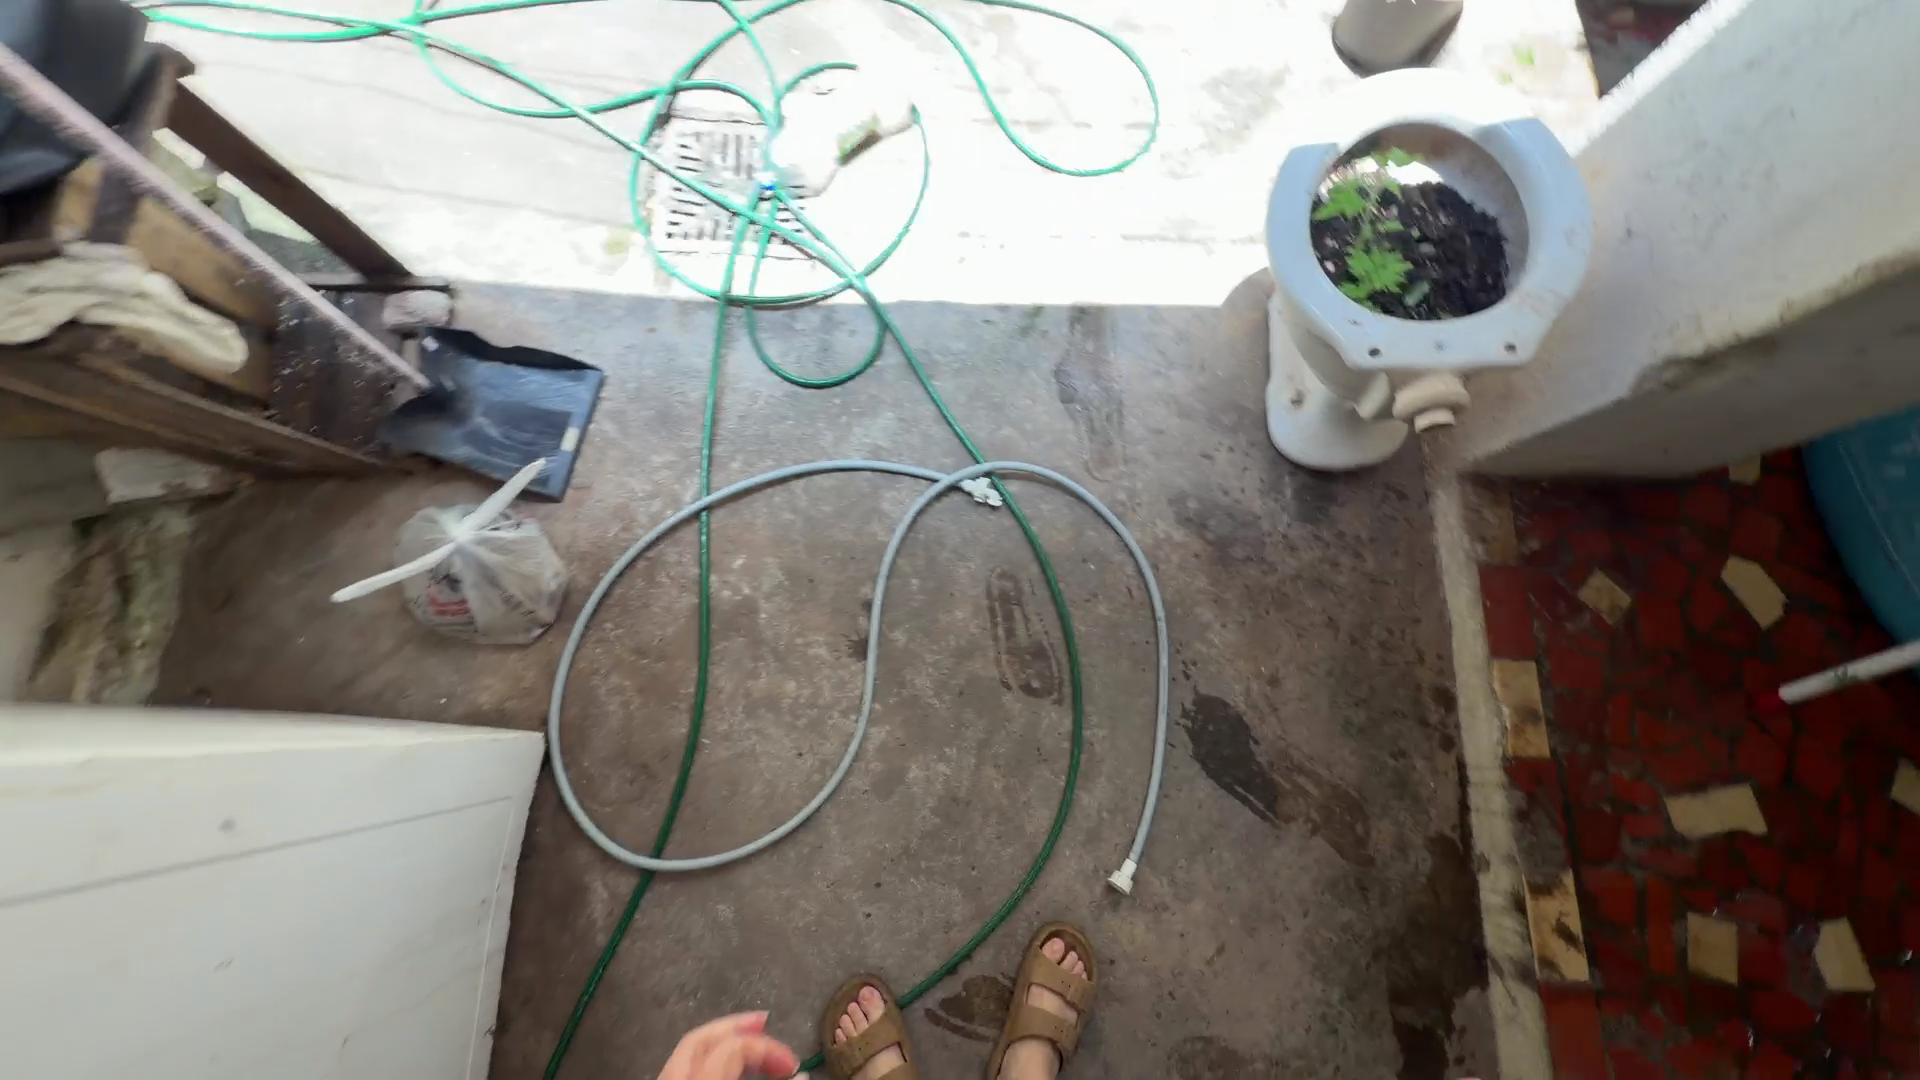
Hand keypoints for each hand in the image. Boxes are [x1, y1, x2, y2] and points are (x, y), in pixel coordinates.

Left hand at [657, 1012, 801, 1079]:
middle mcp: (672, 1078)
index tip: (793, 1064)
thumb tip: (801, 1073)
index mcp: (698, 1079)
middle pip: (699, 1037)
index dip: (768, 1047)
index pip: (733, 1046)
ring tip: (750, 1041)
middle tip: (766, 1021)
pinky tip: (725, 1067)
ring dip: (721, 1040)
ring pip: (687, 1052)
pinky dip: (706, 1060)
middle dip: (736, 1025)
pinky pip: (683, 1069)